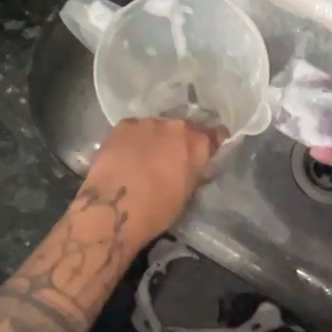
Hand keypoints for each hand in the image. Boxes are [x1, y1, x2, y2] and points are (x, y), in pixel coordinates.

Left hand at [81, 118, 222, 239]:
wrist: (115, 207)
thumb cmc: (158, 209)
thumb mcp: (187, 194)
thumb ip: (194, 172)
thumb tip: (194, 166)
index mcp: (198, 144)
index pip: (215, 134)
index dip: (211, 143)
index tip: (206, 153)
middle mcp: (176, 126)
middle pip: (183, 129)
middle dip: (179, 141)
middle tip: (170, 159)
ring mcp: (148, 123)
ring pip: (156, 128)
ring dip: (154, 140)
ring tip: (143, 158)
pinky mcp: (123, 125)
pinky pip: (133, 129)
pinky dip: (132, 140)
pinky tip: (124, 156)